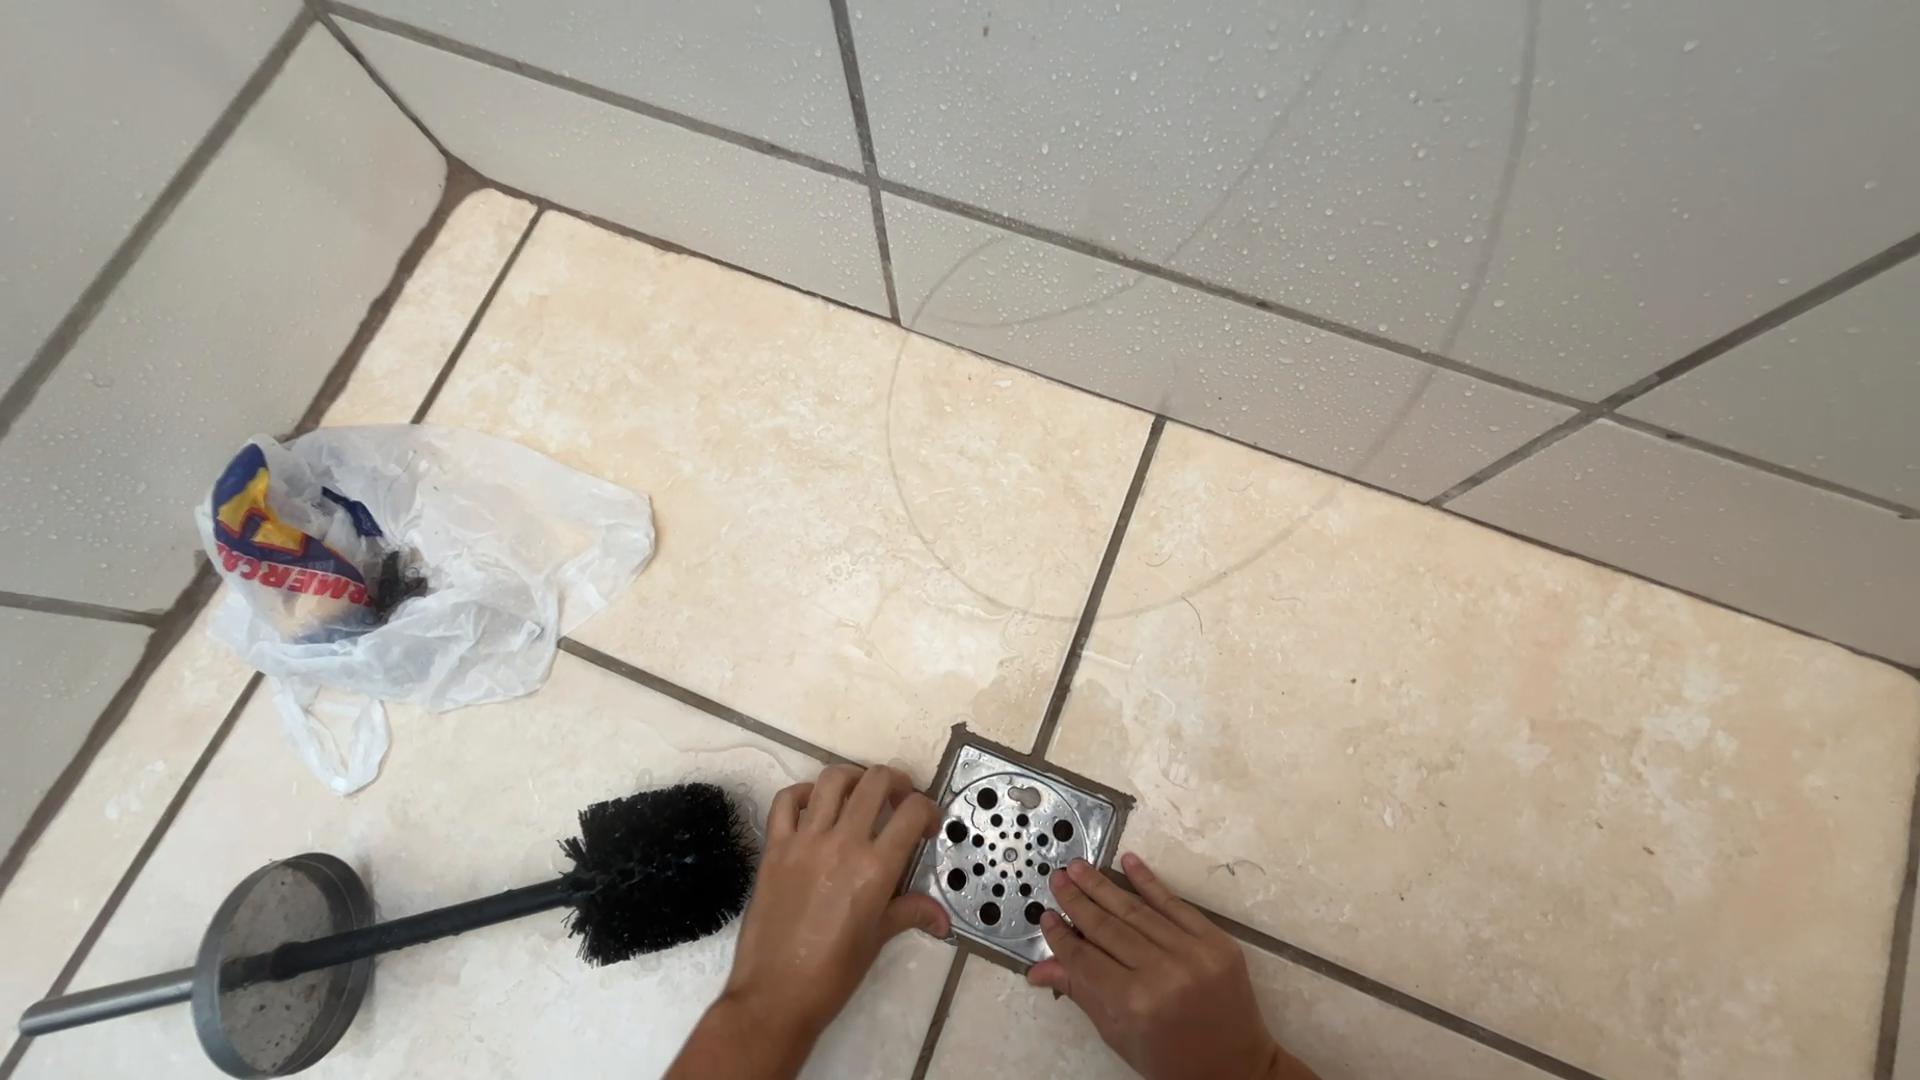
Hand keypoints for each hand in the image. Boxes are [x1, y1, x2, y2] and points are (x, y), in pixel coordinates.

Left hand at [720, 765, 949, 1042]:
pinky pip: (787, 801)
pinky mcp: (775, 847)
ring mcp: (805, 841)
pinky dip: (803, 793)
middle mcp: (843, 843)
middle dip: (896, 782)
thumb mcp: (878, 939)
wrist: (774, 996)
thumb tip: (943, 919)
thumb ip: (911, 912)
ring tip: (860, 793)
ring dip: (854, 778)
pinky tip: (815, 806)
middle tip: (899, 798)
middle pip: (876, 781)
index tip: (927, 825)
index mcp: (875, 868)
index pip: (912, 812)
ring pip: (833, 780)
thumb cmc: (833, 974)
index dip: (927, 810)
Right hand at [1030, 854, 1317, 1079]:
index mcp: (1134, 1003)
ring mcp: (1192, 953)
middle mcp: (1162, 973)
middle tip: (1058, 878)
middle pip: (1107, 927)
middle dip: (1077, 901)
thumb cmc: (1172, 1062)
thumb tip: (1038, 968)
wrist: (1238, 1070)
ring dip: (1104, 885)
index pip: (1085, 959)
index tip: (1046, 916)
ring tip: (1079, 866)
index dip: (1062, 937)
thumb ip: (1082, 992)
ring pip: (1136, 910)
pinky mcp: (1215, 941)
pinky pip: (1175, 904)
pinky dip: (1149, 881)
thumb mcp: (1121, 1036)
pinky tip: (1128, 861)